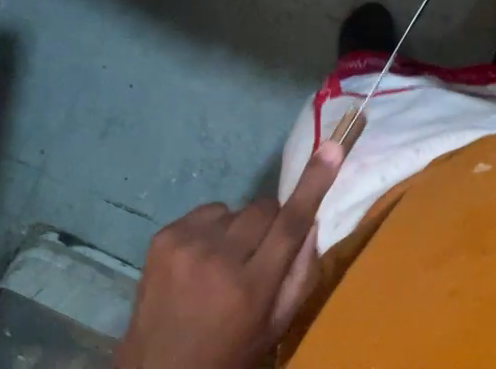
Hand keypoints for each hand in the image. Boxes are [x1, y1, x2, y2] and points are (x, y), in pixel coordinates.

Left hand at [117, 143, 344, 368]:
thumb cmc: (228, 353)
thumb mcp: (274, 327)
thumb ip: (301, 276)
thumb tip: (315, 221)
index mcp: (252, 287)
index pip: (291, 223)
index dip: (314, 183)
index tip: (331, 148)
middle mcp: (220, 258)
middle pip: (264, 210)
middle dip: (269, 225)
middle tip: (258, 257)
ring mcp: (188, 244)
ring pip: (236, 209)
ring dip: (237, 229)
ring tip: (223, 264)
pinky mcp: (164, 236)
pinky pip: (207, 212)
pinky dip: (211, 230)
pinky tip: (200, 261)